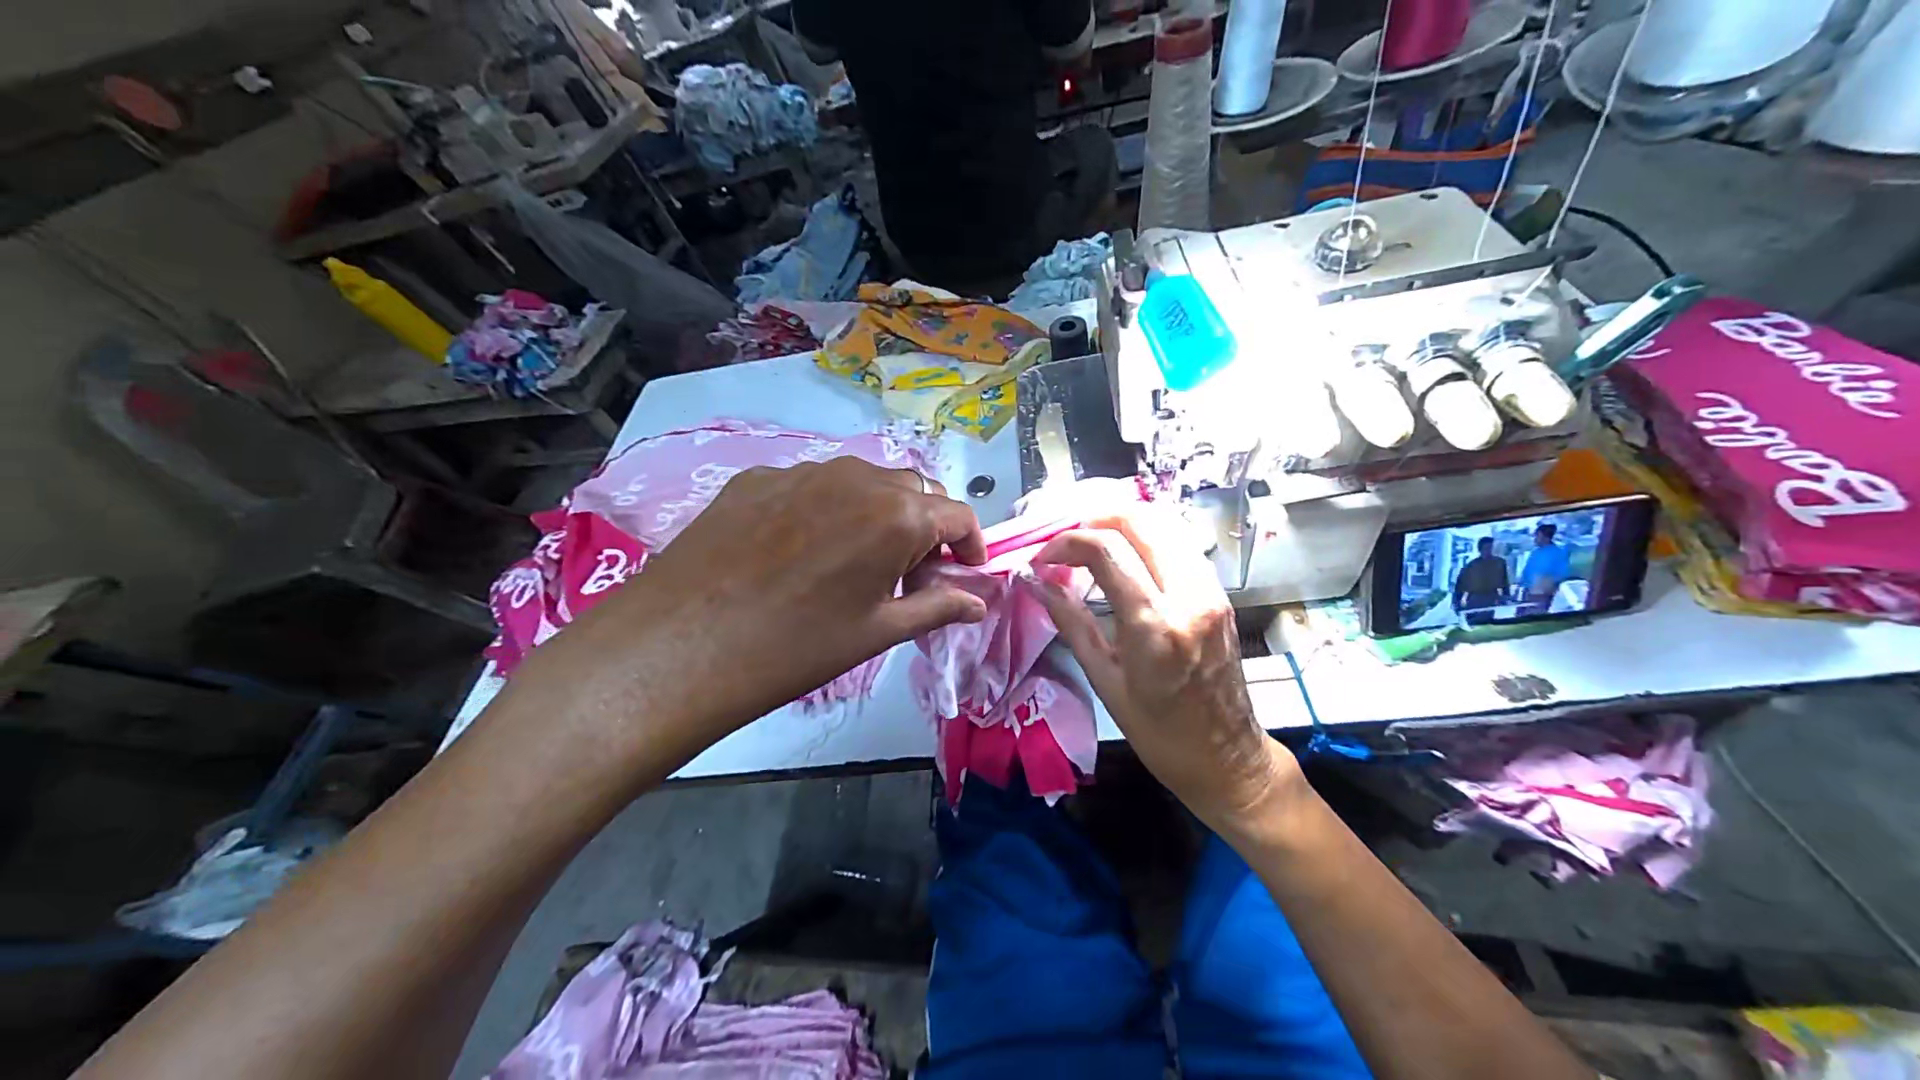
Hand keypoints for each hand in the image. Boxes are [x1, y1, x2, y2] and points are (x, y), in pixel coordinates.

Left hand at [525, 457, 987, 753]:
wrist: (681, 643)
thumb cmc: (795, 647)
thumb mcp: (876, 633)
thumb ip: (936, 608)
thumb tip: (978, 603)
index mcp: (897, 515)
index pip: (957, 514)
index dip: (970, 545)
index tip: (963, 574)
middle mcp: (856, 477)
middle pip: (913, 492)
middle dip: (925, 528)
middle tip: (908, 576)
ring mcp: (802, 471)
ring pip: (862, 482)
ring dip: (877, 514)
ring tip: (854, 563)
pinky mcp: (756, 478)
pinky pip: (811, 485)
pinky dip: (827, 510)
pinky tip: (799, 552)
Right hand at [1033, 506, 1300, 829]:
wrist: (1226, 758)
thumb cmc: (1158, 732)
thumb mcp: (1105, 681)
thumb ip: (1070, 622)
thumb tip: (1035, 581)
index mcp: (1154, 627)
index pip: (1106, 550)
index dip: (1066, 542)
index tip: (1043, 557)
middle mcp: (1189, 597)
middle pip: (1141, 521)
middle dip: (1095, 516)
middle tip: (1066, 535)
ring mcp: (1211, 591)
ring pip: (1167, 523)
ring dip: (1123, 520)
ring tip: (1090, 537)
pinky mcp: (1219, 593)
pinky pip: (1181, 544)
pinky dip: (1148, 535)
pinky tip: (1124, 551)